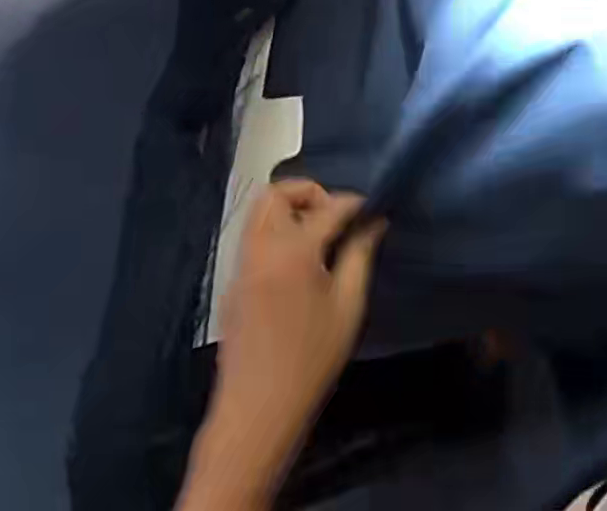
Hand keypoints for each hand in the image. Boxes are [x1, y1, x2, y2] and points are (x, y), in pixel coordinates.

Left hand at [217, 179, 385, 423]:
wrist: (256, 411)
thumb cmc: (311, 359)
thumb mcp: (348, 305)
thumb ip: (360, 254)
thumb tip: (373, 222)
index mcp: (292, 252)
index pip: (327, 207)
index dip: (355, 202)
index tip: (374, 209)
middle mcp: (260, 250)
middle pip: (276, 194)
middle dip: (309, 193)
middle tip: (336, 217)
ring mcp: (240, 266)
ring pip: (258, 213)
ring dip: (290, 210)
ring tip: (321, 236)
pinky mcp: (232, 284)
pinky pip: (253, 238)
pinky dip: (276, 231)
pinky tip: (301, 261)